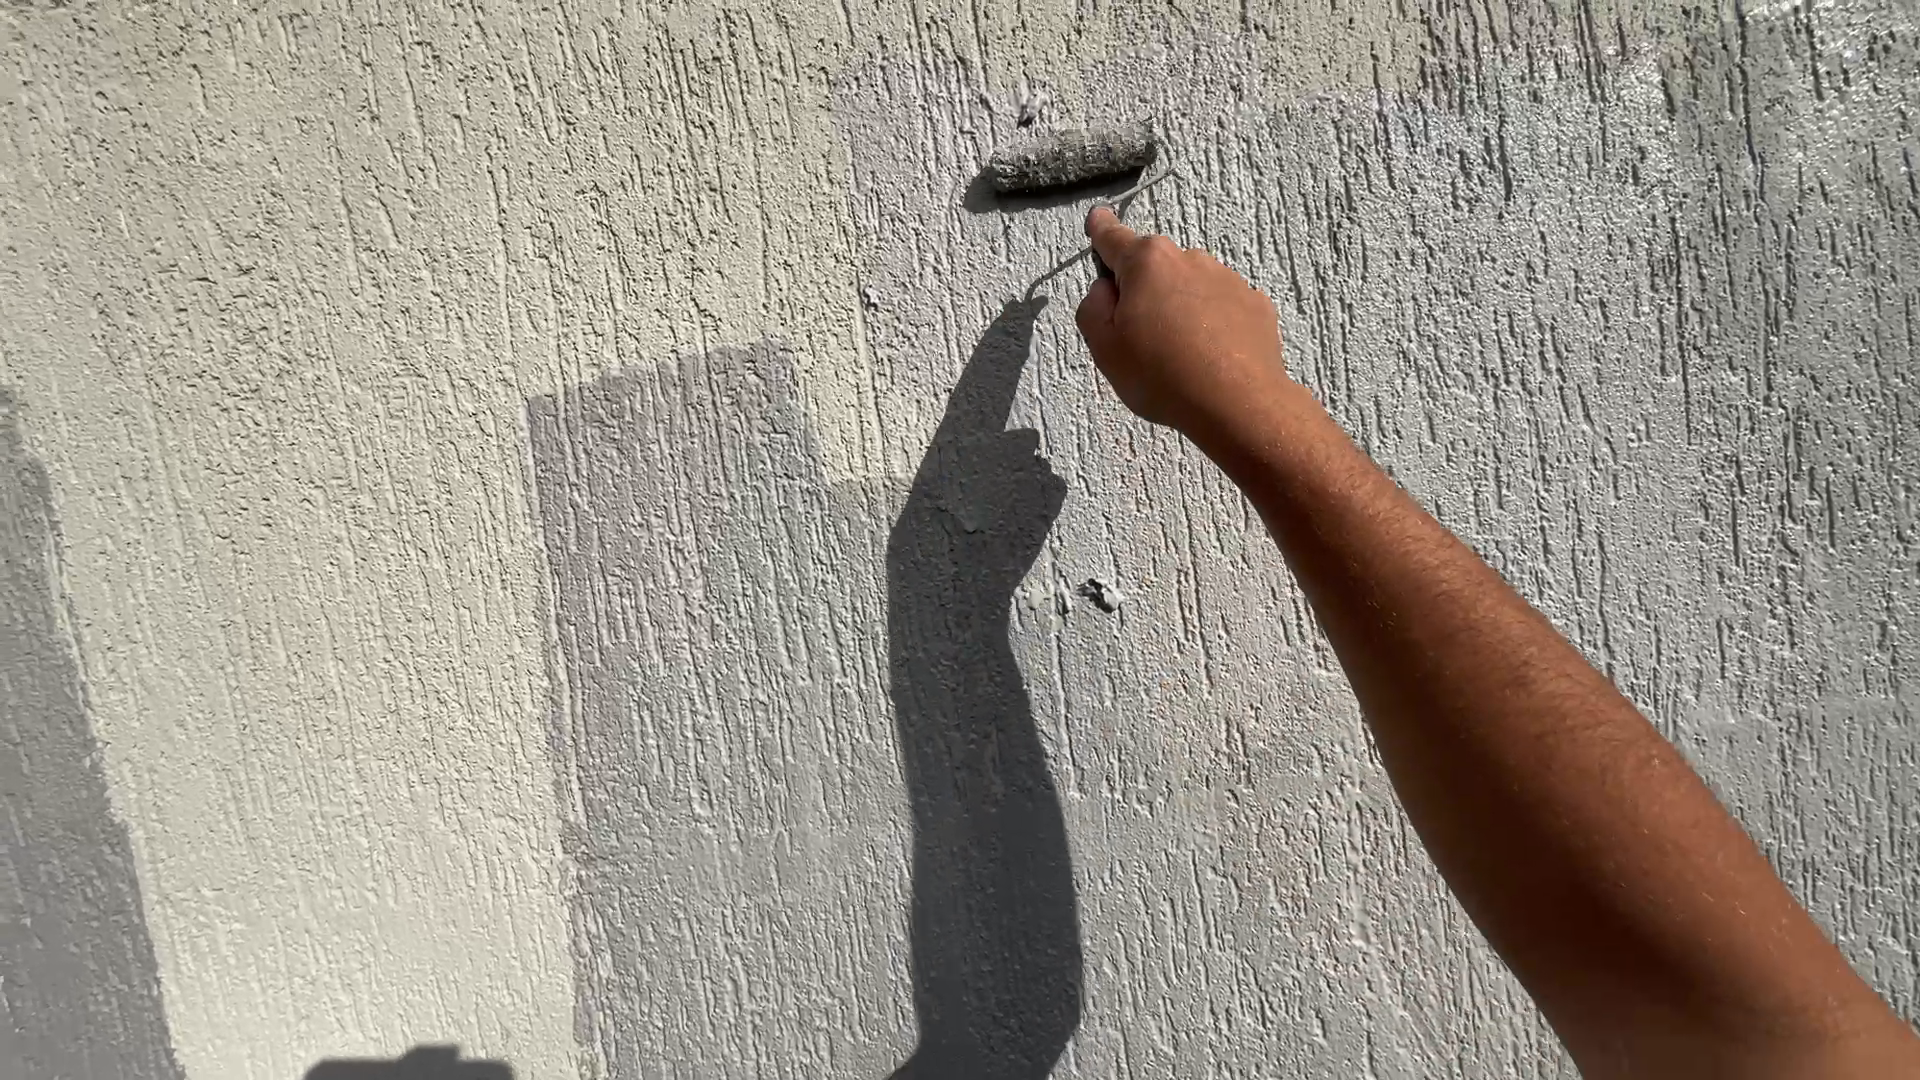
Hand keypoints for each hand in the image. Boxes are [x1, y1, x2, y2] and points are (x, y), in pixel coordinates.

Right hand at [1074, 207, 1297, 439]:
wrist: (1236, 404)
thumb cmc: (1160, 376)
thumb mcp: (1104, 350)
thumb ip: (1092, 310)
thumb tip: (1104, 289)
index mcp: (1146, 264)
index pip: (1113, 239)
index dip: (1100, 230)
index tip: (1097, 219)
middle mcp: (1189, 259)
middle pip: (1153, 269)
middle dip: (1141, 292)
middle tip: (1138, 340)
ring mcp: (1227, 279)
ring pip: (1188, 288)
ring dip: (1177, 310)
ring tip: (1177, 357)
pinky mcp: (1254, 304)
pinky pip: (1219, 308)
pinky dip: (1209, 325)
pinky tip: (1206, 359)